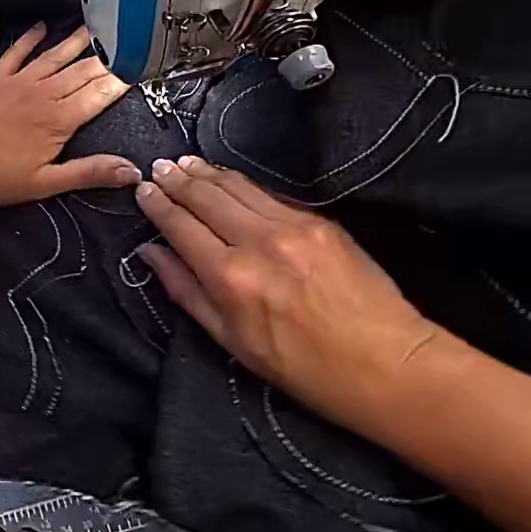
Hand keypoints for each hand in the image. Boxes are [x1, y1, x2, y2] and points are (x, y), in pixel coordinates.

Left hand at [0, 24, 138, 207]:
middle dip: (107, 61)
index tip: (138, 73)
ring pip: (56, 57)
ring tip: (97, 30)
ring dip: (77, 43)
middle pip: (83, 72)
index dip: (121, 83)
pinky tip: (41, 28)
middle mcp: (42, 93)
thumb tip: (131, 171)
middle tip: (125, 49)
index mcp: (59, 119)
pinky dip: (30, 39)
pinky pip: (17, 53)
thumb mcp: (46, 184)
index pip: (100, 94)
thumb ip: (91, 172)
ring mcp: (18, 82)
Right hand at [134, 156, 443, 425]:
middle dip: (177, 178)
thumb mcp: (234, 344)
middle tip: (159, 166)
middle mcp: (258, 242)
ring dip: (207, 171)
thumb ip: (187, 292)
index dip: (158, 205)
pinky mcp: (319, 219)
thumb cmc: (306, 368)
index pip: (181, 226)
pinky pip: (269, 194)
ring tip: (186, 162)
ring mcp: (292, 225)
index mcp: (231, 278)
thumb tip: (152, 254)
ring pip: (237, 186)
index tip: (143, 191)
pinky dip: (242, 183)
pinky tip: (229, 179)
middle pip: (206, 196)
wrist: (387, 363)